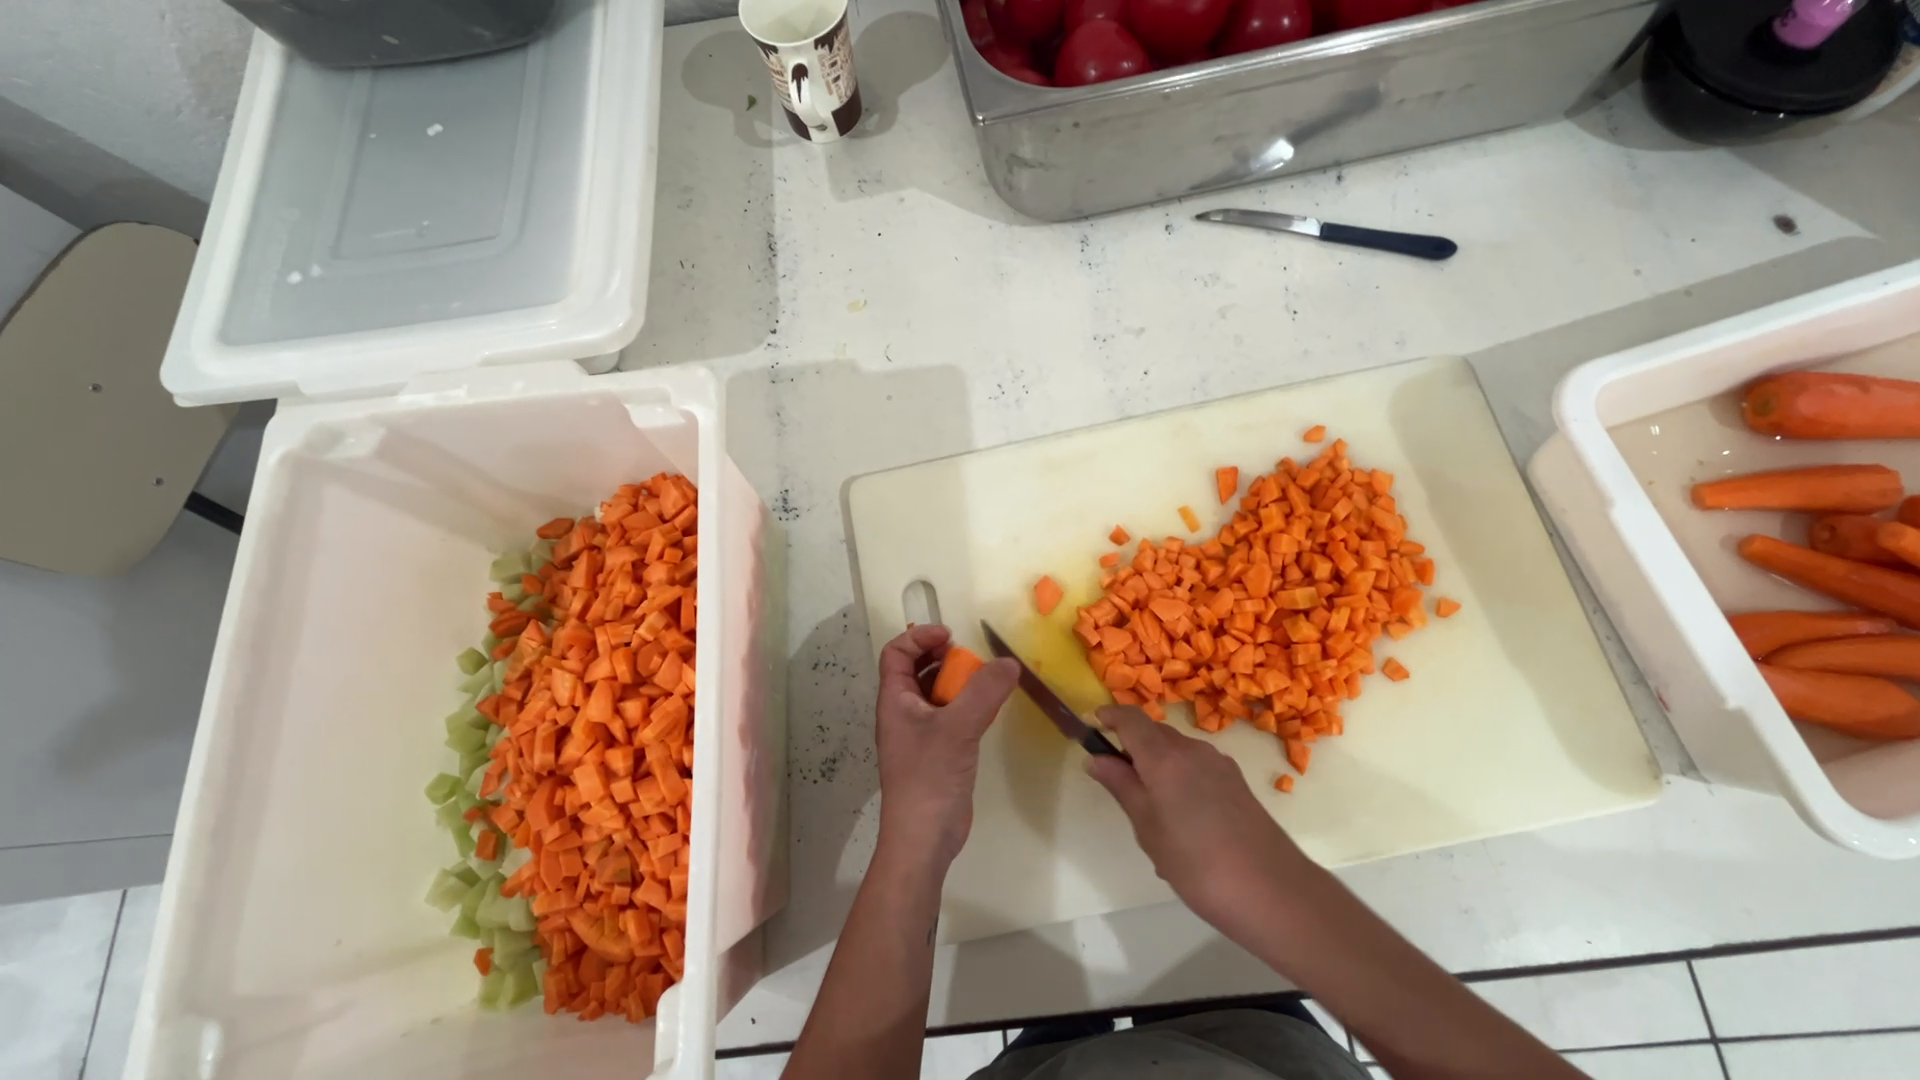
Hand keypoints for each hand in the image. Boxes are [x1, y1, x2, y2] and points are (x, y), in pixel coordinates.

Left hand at [873, 625, 1018, 869]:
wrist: (924, 837)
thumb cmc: (929, 778)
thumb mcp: (958, 728)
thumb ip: (984, 692)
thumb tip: (1009, 663)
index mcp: (894, 701)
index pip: (896, 653)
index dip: (919, 637)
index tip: (951, 637)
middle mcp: (902, 713)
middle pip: (915, 670)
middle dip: (942, 658)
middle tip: (970, 662)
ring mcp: (918, 734)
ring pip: (934, 694)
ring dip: (956, 683)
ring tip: (983, 684)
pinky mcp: (936, 753)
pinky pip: (948, 716)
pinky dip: (965, 706)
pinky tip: (987, 712)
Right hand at [1084, 705, 1315, 940]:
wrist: (1273, 892)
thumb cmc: (1197, 864)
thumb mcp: (1147, 828)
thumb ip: (1121, 786)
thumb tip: (1096, 758)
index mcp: (1166, 757)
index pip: (1131, 718)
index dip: (1109, 717)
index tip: (1091, 728)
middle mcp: (1194, 750)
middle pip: (1154, 733)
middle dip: (1131, 746)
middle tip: (1115, 783)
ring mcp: (1220, 766)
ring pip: (1177, 752)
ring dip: (1156, 766)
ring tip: (1148, 815)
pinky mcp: (1237, 784)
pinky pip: (1197, 769)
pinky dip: (1179, 780)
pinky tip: (1180, 824)